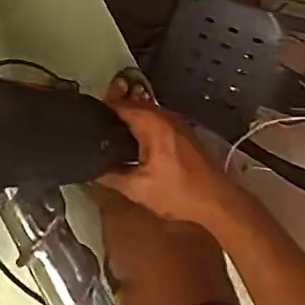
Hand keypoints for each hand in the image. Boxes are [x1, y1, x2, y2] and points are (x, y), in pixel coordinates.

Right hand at [97, 85, 239, 230]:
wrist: (217, 200)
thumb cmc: (180, 193)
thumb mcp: (138, 189)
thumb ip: (111, 177)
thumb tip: (91, 171)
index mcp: (152, 124)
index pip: (119, 105)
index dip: (101, 109)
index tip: (87, 117)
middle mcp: (166, 117)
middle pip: (133, 104)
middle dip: (114, 112)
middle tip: (96, 126)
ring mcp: (177, 122)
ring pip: (146, 111)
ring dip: (129, 119)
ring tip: (111, 133)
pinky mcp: (184, 132)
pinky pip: (157, 120)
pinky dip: (143, 125)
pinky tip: (135, 142)